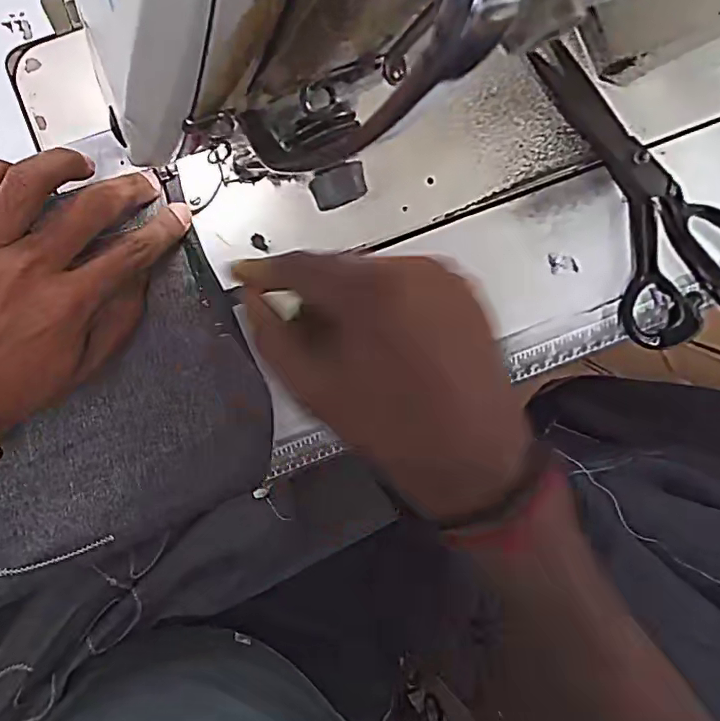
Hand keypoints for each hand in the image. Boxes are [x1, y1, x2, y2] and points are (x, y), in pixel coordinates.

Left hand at [0, 149, 192, 497]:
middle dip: (129, 189)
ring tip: (80, 165)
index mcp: (64, 303)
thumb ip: (117, 320)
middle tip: (139, 186)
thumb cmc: (11, 385)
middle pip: (90, 207)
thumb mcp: (81, 365)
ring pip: (27, 182)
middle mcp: (26, 269)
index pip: (128, 252)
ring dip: (62, 163)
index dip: (161, 229)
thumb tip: (140, 279)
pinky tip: (11, 174)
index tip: (172, 217)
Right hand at [233, 253, 532, 519]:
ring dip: (346, 299)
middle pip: (335, 265)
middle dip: (309, 292)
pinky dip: (380, 302)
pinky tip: (377, 341)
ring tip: (344, 344)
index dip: (264, 272)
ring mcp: (440, 278)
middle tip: (294, 323)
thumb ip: (271, 335)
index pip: (299, 264)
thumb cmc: (401, 432)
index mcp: (370, 293)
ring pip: (368, 273)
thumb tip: (255, 304)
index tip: (249, 275)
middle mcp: (410, 273)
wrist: (470, 456)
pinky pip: (401, 282)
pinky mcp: (459, 290)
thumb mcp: (311, 388)